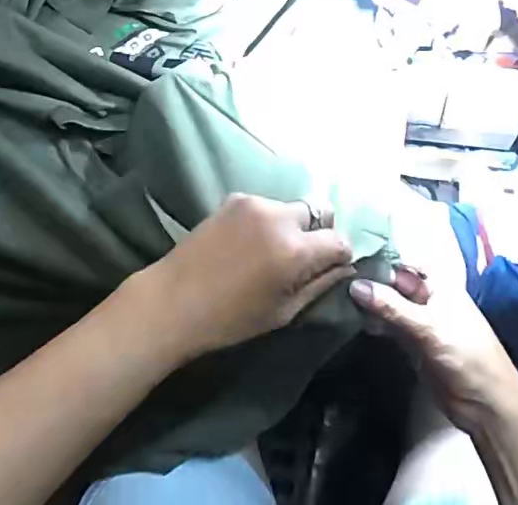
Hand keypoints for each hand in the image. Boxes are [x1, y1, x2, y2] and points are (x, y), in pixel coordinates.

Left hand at [131, 193, 355, 362]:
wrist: (171, 302)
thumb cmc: (229, 319)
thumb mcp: (283, 312)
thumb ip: (320, 284)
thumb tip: (346, 268)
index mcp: (295, 251)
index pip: (340, 240)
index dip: (340, 256)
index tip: (330, 268)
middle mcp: (281, 218)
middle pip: (321, 213)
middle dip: (319, 233)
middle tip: (301, 257)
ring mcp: (257, 203)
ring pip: (294, 208)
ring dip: (293, 225)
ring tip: (270, 250)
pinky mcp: (238, 197)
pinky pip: (268, 205)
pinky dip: (269, 220)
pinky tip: (249, 242)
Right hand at [348, 209, 517, 435]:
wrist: (484, 401)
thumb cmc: (464, 352)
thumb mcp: (428, 325)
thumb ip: (391, 307)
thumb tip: (355, 285)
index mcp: (438, 282)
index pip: (403, 263)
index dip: (378, 258)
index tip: (346, 254)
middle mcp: (427, 296)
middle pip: (393, 283)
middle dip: (369, 280)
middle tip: (333, 274)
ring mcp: (418, 320)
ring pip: (388, 305)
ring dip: (368, 302)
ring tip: (335, 294)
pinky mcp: (412, 344)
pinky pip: (388, 326)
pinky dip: (373, 322)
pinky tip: (352, 318)